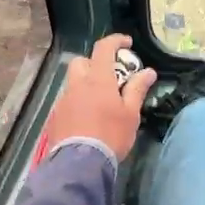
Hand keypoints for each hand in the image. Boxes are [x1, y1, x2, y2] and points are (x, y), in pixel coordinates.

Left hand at [42, 34, 156, 161]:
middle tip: (110, 77)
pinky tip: (88, 119)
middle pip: (81, 62)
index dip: (116, 40)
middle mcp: (77, 84)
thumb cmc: (111, 135)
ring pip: (74, 83)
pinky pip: (68, 101)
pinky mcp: (56, 117)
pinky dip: (78, 102)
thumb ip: (137, 89)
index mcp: (98, 79)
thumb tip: (148, 71)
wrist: (80, 164)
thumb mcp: (131, 114)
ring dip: (86, 85)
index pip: (103, 48)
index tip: (127, 43)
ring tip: (101, 103)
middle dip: (94, 63)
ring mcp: (63, 100)